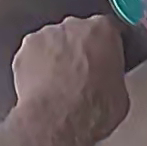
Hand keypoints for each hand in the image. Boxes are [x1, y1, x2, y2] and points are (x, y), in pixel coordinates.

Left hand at [11, 15, 129, 143]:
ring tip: (58, 83)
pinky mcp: (26, 48)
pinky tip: (41, 85)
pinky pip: (33, 53)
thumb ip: (112, 74)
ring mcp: (46, 34)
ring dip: (55, 56)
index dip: (106, 44)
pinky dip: (35, 65)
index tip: (105, 56)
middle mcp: (73, 26)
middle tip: (81, 74)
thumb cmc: (92, 108)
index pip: (108, 28)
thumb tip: (108, 81)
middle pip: (76, 32)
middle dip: (78, 48)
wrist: (58, 119)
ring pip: (52, 41)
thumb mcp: (120, 94)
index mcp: (102, 31)